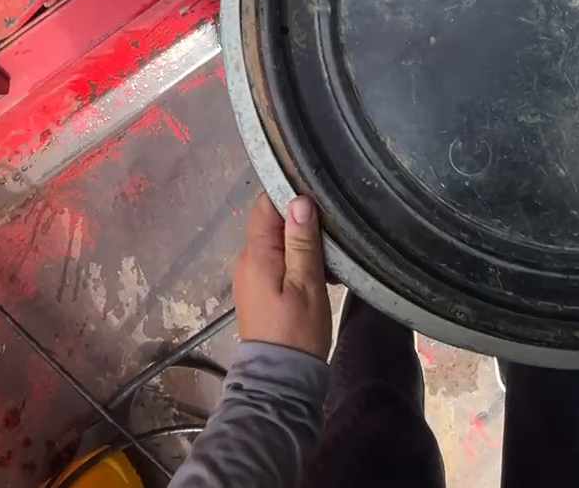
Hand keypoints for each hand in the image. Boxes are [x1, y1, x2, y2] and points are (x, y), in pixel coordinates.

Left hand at [233, 194, 331, 358]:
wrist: (280, 382)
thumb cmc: (297, 331)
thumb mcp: (306, 283)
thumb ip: (301, 241)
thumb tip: (299, 201)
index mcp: (256, 254)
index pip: (266, 205)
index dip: (290, 196)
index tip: (318, 198)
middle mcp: (247, 260)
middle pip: (273, 222)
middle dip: (301, 222)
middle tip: (331, 231)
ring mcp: (251, 276)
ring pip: (278, 242)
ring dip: (302, 244)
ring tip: (329, 257)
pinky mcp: (259, 290)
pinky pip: (278, 261)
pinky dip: (297, 261)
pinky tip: (319, 273)